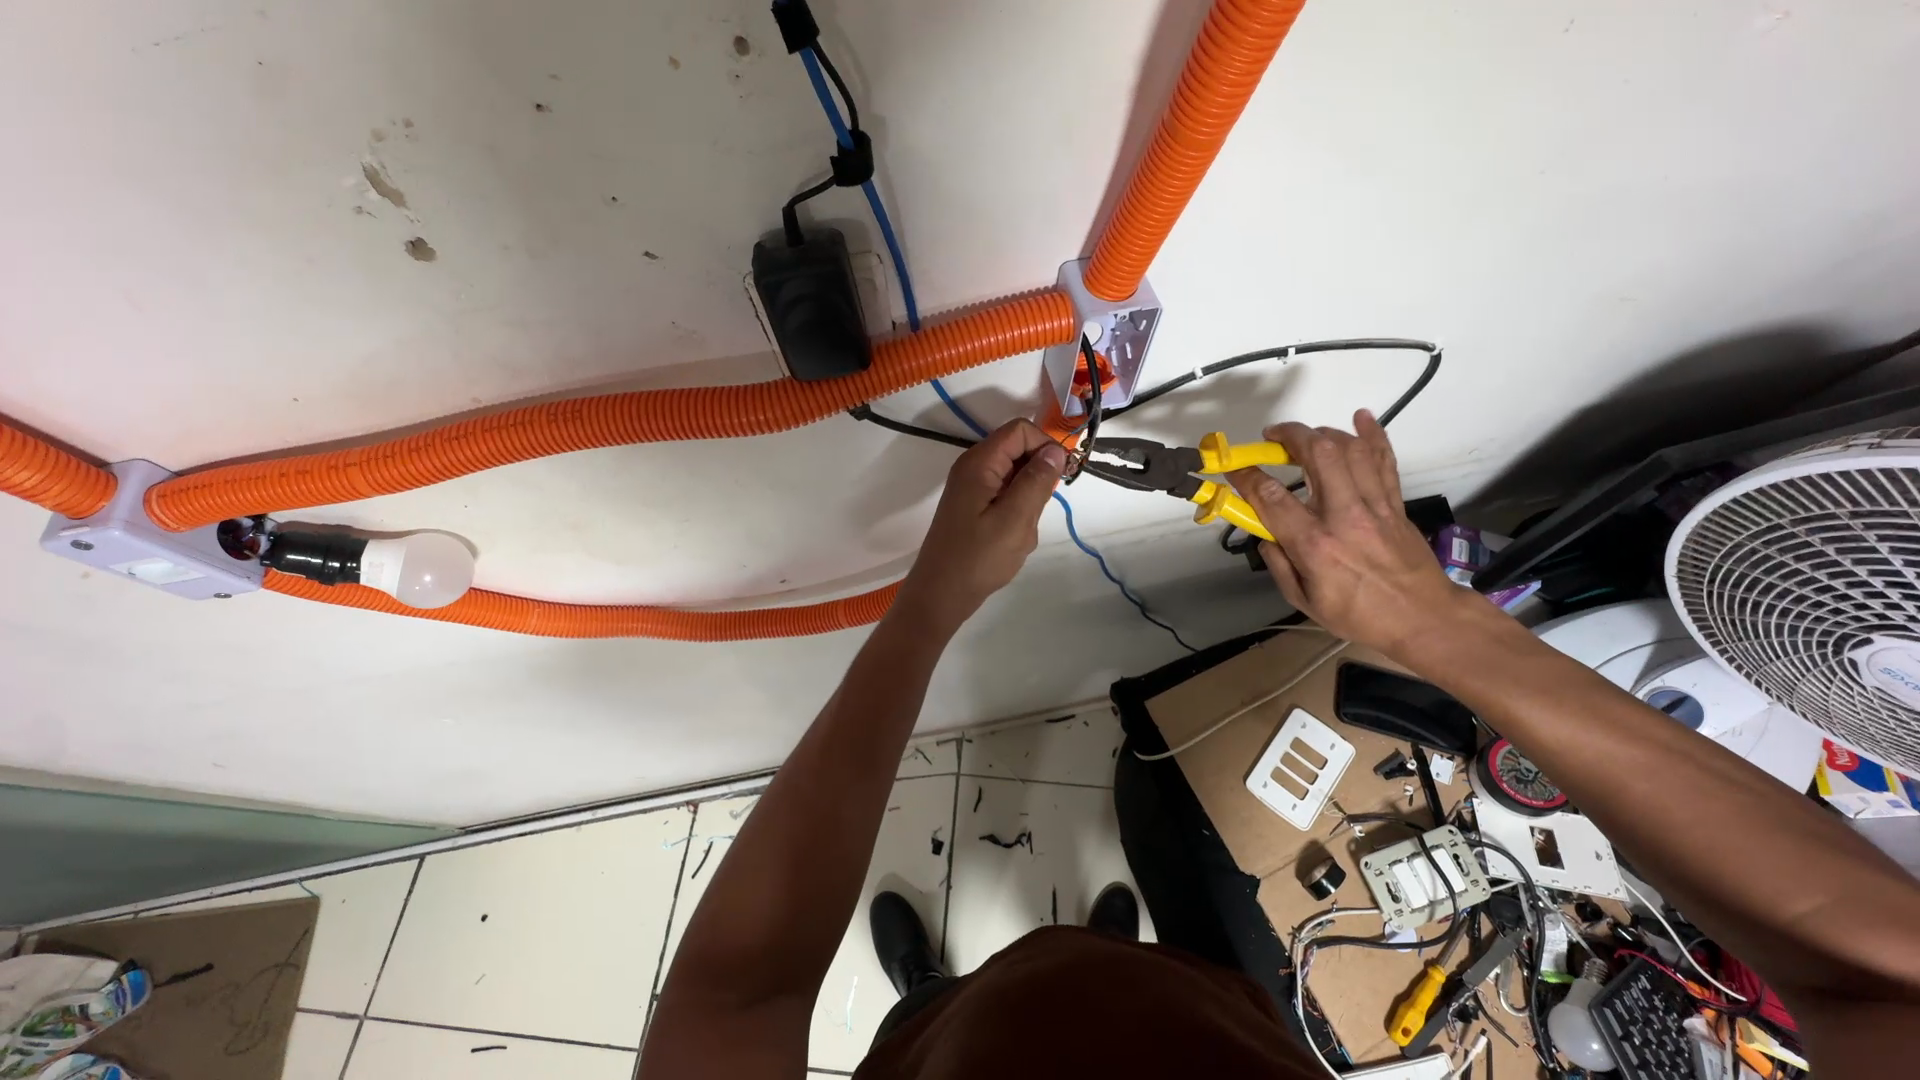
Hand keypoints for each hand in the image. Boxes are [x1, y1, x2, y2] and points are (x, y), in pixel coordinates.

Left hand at [896, 419, 1066, 632]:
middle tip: (1035, 513)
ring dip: (1028, 504)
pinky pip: (1006, 500)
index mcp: (979, 463)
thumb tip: (1055, 450)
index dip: (1045, 446)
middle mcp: (973, 469)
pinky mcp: (974, 508)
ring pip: (1016, 480)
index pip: (1020, 430)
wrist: (941, 595)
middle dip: (1037, 480)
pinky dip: (1017, 516)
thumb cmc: (978, 558)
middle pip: (1019, 452)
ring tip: (1019, 534)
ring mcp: (972, 490)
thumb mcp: (1016, 519)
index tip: (1059, 478)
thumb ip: (1037, 481)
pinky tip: (1011, 541)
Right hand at [1226, 409, 1472, 659]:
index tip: (1234, 469)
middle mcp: (1343, 515)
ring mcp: (1374, 505)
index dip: (1246, 477)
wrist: (1424, 618)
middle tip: (1273, 437)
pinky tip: (1360, 418)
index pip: (1271, 497)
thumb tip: (1266, 537)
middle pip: (1318, 455)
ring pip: (1350, 449)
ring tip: (1307, 436)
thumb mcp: (1305, 602)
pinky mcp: (1395, 503)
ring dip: (1324, 433)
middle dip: (1291, 436)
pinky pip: (1384, 460)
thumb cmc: (1360, 616)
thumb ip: (1280, 566)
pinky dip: (1373, 434)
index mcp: (1314, 544)